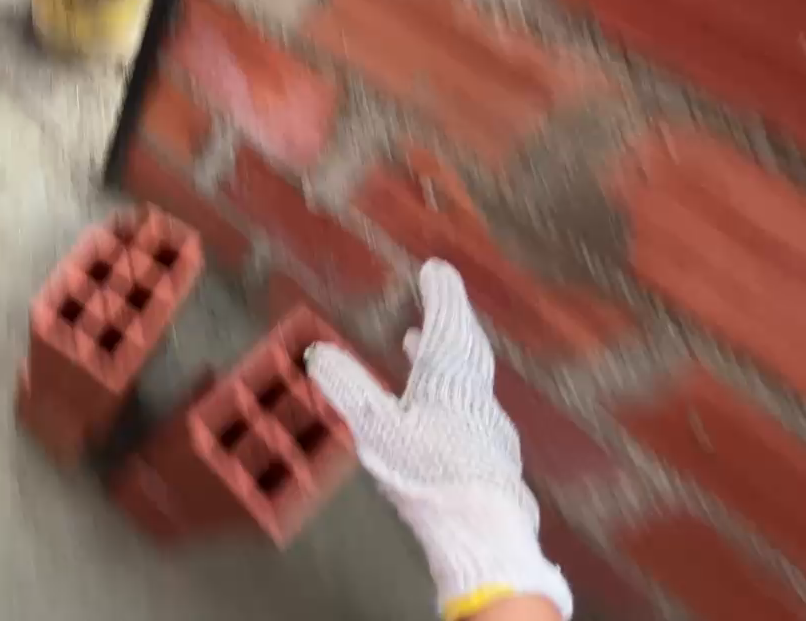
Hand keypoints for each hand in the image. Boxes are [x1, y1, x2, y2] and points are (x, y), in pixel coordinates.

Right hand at [305, 261, 572, 620]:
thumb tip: (318, 349)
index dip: (442, 296)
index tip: (438, 268)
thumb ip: (346, 385)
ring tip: (417, 342)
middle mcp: (475, 399)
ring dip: (444, 353)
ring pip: (466, 378)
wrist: (484, 538)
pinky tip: (433, 404)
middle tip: (438, 293)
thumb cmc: (429, 474)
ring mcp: (486, 429)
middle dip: (448, 318)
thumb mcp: (376, 427)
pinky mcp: (487, 456)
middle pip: (465, 349)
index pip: (448, 328)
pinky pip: (466, 403)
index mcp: (450, 383)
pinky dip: (448, 386)